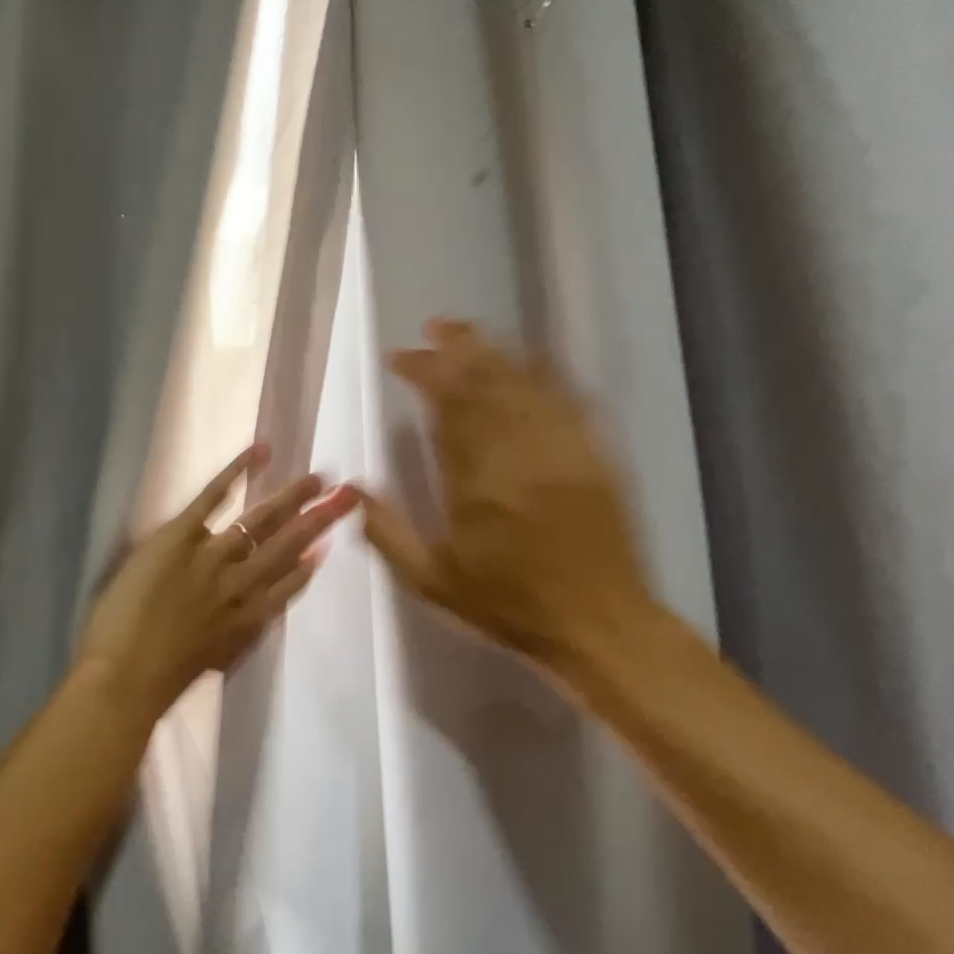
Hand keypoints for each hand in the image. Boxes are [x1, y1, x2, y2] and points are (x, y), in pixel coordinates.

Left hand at [78, 444, 362, 718]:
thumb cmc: (158, 682)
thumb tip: (244, 621)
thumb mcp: (211, 663)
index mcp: (246, 620)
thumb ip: (231, 639)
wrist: (127, 676)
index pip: (286, 585)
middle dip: (317, 522)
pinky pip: (213, 496)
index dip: (307, 565)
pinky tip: (261, 452)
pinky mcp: (180, 536)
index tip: (327, 548)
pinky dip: (238, 470)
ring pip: (261, 520)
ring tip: (317, 478)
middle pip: (286, 547)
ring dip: (291, 497)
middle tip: (346, 498)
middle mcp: (240, 585)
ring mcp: (212, 557)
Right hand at [362, 318, 652, 663]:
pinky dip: (546, 375)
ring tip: (470, 332)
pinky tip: (531, 361)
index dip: (425, 372)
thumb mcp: (430, 583)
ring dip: (497, 352)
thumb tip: (355, 489)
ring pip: (527, 384)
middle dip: (459, 349)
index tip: (400, 357)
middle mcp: (521, 455)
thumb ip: (389, 534)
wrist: (598, 626)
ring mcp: (564, 451)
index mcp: (476, 483)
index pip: (447, 406)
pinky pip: (569, 402)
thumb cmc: (506, 606)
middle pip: (488, 383)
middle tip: (433, 327)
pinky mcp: (596, 458)